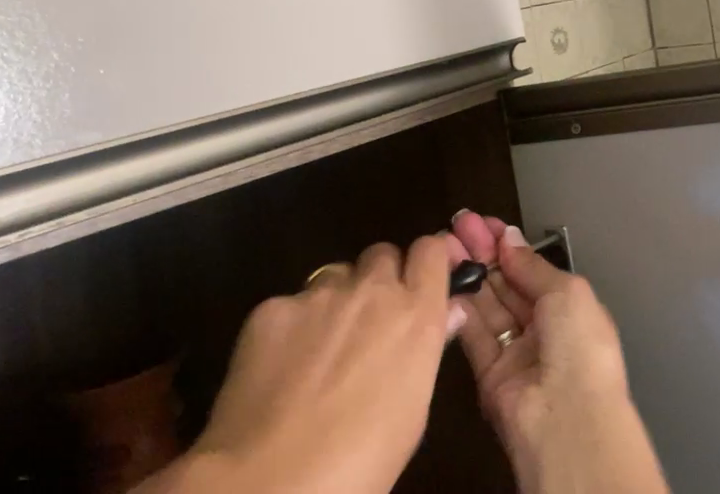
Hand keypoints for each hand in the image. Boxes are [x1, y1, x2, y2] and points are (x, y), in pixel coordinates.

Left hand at [138, 235, 462, 493]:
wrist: (271, 481)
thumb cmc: (363, 459)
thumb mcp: (414, 409)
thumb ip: (429, 348)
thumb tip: (448, 311)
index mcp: (416, 313)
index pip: (430, 249)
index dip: (425, 262)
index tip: (420, 280)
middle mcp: (373, 290)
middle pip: (382, 254)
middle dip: (379, 279)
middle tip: (368, 322)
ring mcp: (319, 295)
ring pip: (335, 276)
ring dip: (335, 301)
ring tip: (319, 351)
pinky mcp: (272, 308)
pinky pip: (290, 304)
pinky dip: (290, 328)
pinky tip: (279, 369)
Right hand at [449, 212, 669, 493]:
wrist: (566, 418)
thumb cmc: (580, 347)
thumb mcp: (566, 292)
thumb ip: (532, 266)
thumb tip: (510, 238)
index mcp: (570, 306)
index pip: (533, 268)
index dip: (508, 244)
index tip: (483, 222)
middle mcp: (544, 327)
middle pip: (508, 283)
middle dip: (485, 253)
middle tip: (458, 225)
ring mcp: (516, 351)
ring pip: (488, 305)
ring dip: (469, 274)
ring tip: (446, 245)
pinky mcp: (489, 374)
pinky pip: (473, 335)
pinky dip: (459, 308)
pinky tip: (445, 280)